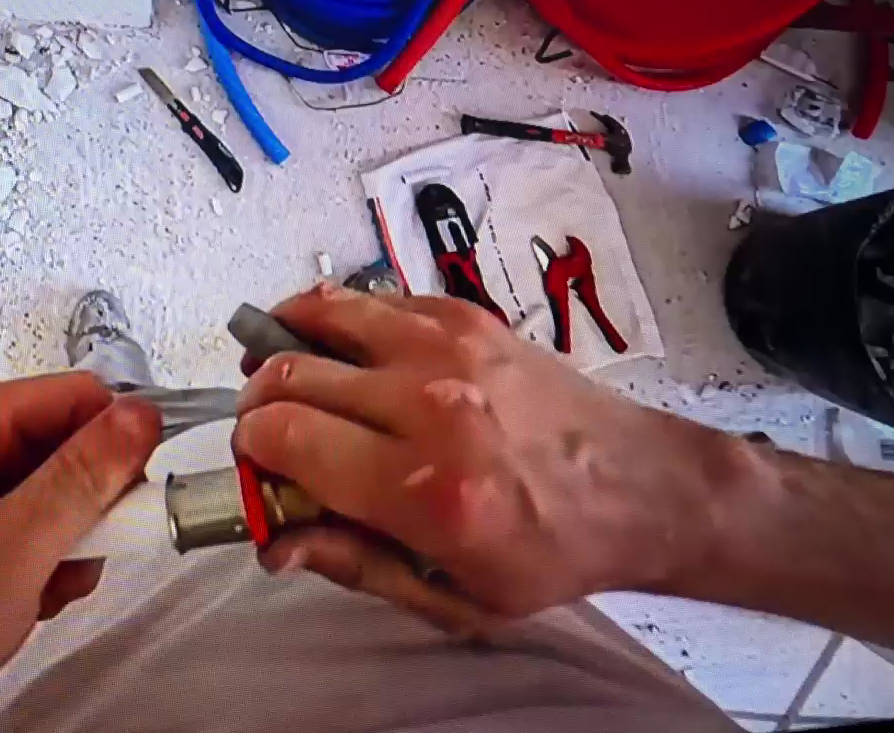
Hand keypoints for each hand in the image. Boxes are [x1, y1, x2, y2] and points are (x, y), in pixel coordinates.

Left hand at [0, 373, 160, 732]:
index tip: (133, 504)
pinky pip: (47, 521)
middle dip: (90, 504)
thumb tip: (143, 412)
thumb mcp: (10, 550)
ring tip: (41, 587)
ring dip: (73, 543)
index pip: (80, 396)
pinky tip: (27, 596)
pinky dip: (52, 561)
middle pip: (76, 441)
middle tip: (74, 559)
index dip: (118, 443)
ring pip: (69, 488)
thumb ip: (80, 480)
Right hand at [234, 284, 735, 625]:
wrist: (644, 487)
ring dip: (279, 340)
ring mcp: (444, 346)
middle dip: (254, 400)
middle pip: (287, 374)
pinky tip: (335, 349)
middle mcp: (429, 406)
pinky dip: (329, 320)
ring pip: (315, 313)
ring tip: (278, 365)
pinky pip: (362, 300)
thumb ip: (352, 564)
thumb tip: (272, 542)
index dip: (249, 445)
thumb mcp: (453, 593)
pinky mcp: (459, 314)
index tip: (256, 459)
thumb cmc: (546, 551)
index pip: (285, 437)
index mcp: (425, 490)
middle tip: (265, 422)